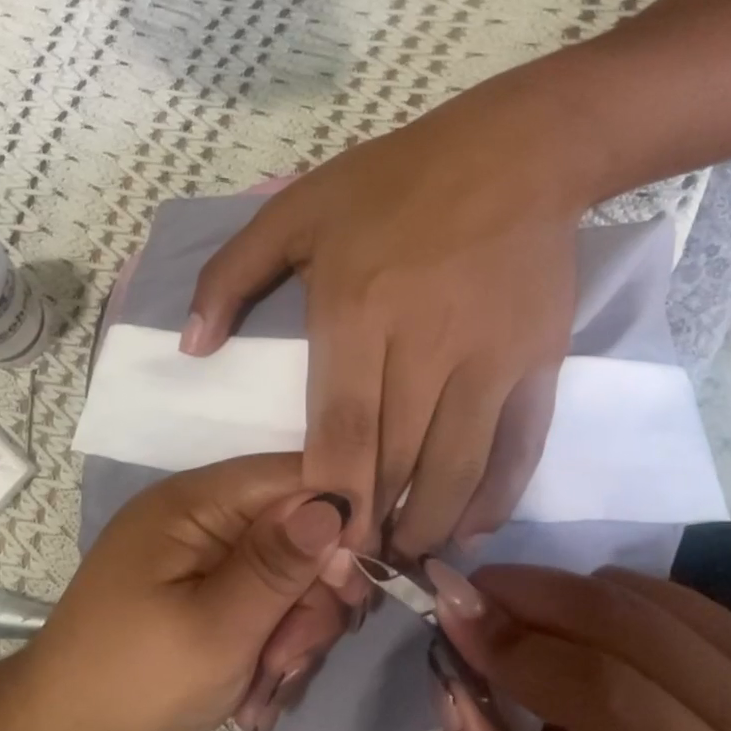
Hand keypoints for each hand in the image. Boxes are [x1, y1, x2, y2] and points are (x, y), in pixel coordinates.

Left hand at [20, 454, 344, 730]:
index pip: (287, 475)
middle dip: (307, 597)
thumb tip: (335, 503)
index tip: (356, 583)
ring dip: (288, 632)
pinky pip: (253, 601)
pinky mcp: (192, 592)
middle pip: (290, 530)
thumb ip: (278, 564)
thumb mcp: (218, 626)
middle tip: (291, 655)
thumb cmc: (137, 679)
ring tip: (264, 681)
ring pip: (279, 574)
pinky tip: (251, 687)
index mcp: (190, 504)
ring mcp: (191, 556)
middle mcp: (192, 518)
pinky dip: (263, 643)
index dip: (336, 519)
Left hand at [184, 82, 583, 573]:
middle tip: (353, 576)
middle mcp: (424, 351)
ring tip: (404, 561)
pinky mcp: (539, 365)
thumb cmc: (386, 186)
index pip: (341, 429)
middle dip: (376, 526)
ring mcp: (491, 362)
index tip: (318, 545)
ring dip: (431, 524)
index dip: (331, 496)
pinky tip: (471, 526)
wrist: (514, 155)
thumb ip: (230, 280)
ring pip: (459, 467)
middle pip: (398, 461)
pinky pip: (518, 447)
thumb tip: (191, 347)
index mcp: (355, 317)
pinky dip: (496, 495)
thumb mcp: (288, 215)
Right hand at [434, 564, 730, 730]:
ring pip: (643, 594)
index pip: (600, 686)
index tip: (443, 611)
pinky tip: (590, 640)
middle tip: (467, 600)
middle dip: (524, 593)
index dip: (510, 639)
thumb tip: (447, 672)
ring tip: (524, 627)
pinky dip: (608, 601)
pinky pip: (674, 598)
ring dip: (563, 594)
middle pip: (622, 618)